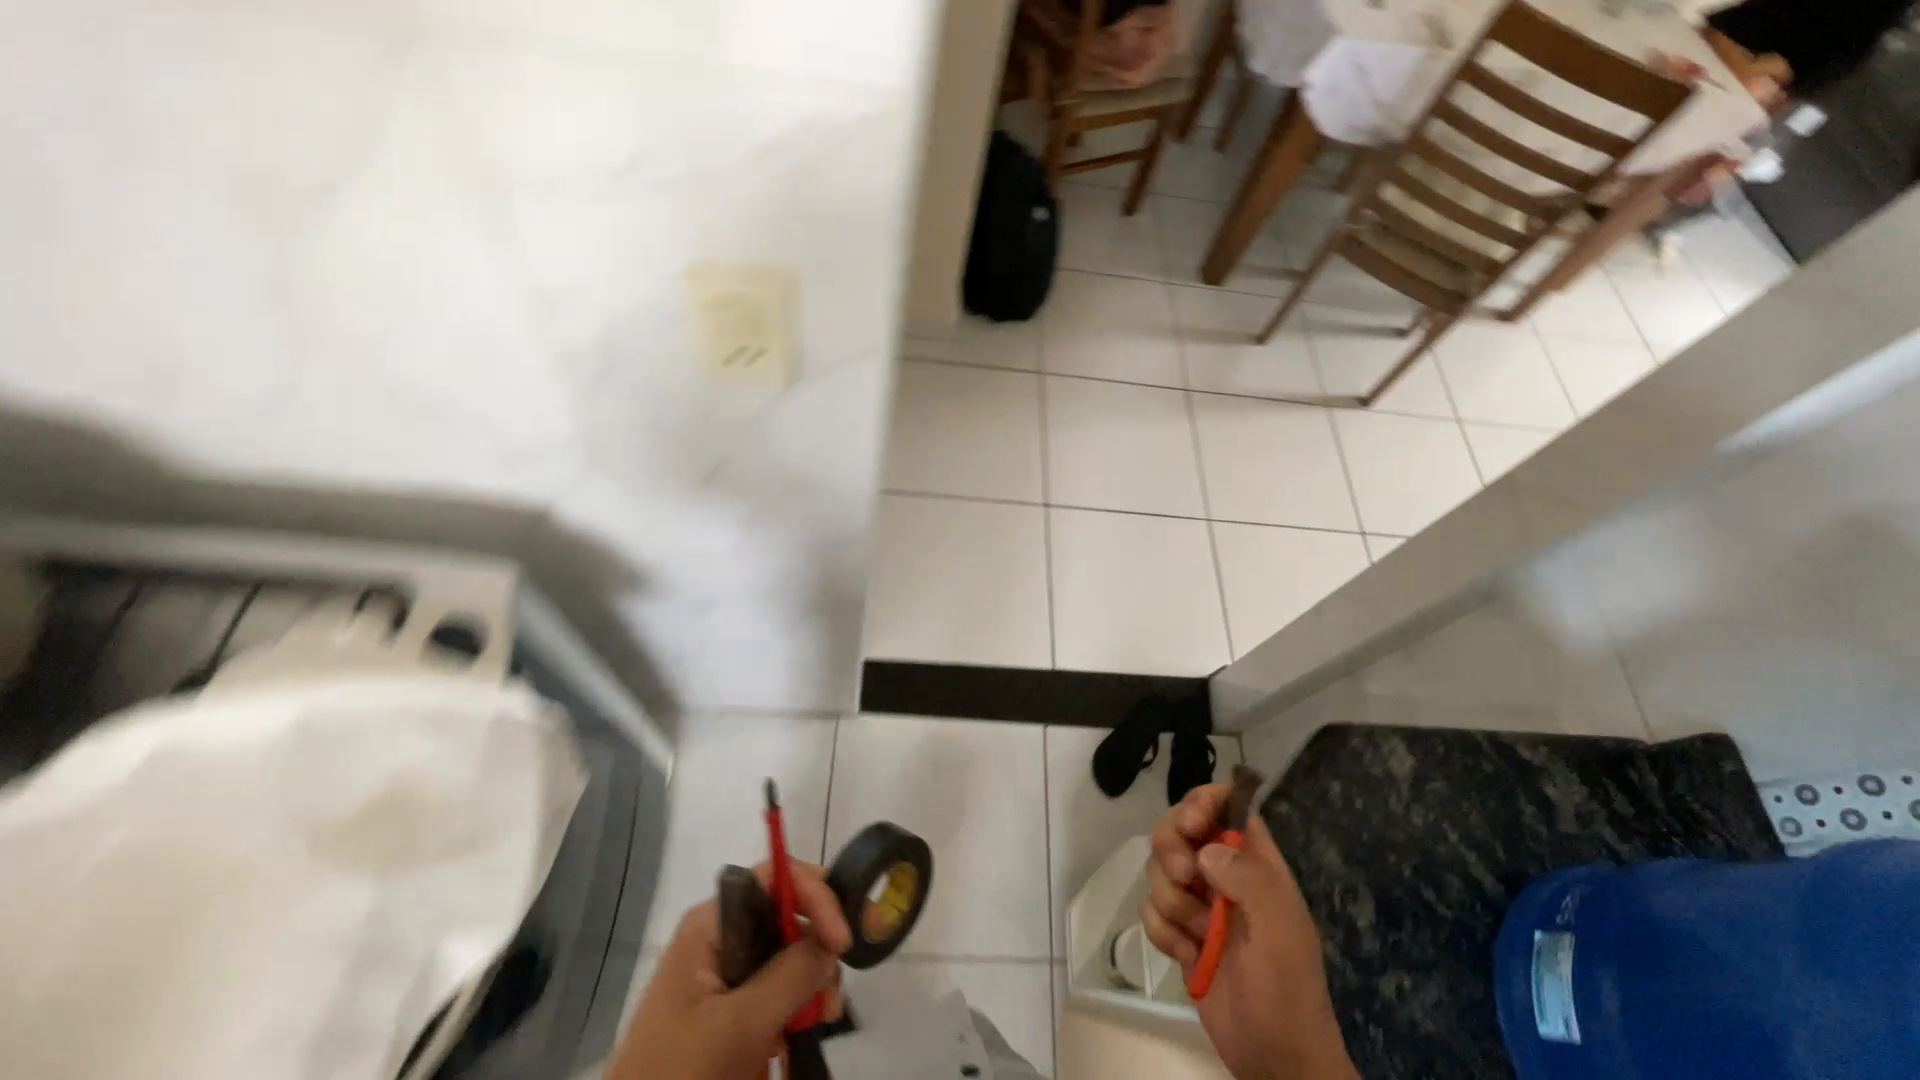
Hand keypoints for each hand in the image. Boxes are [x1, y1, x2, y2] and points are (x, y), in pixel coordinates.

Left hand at [610, 860, 852, 1079]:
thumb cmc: (682, 1069)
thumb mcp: (740, 1024)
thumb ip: (791, 976)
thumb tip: (830, 943)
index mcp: (712, 923)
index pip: (776, 876)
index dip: (817, 897)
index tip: (843, 943)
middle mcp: (720, 934)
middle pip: (788, 914)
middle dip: (819, 947)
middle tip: (832, 995)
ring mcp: (725, 969)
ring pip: (788, 952)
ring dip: (813, 981)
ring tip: (821, 1019)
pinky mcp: (730, 1002)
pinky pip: (777, 987)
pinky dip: (798, 1004)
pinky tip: (801, 1032)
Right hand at [1143, 784, 1357, 1079]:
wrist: (1274, 1058)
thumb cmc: (1286, 992)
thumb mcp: (1281, 932)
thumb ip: (1249, 880)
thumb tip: (1205, 849)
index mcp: (1258, 866)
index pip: (1227, 808)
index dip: (1202, 803)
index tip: (1189, 825)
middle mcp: (1226, 877)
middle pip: (1179, 831)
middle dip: (1172, 850)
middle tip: (1185, 877)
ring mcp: (1200, 906)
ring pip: (1159, 871)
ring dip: (1170, 901)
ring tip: (1199, 935)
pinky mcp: (1180, 935)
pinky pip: (1151, 912)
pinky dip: (1162, 933)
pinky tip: (1188, 957)